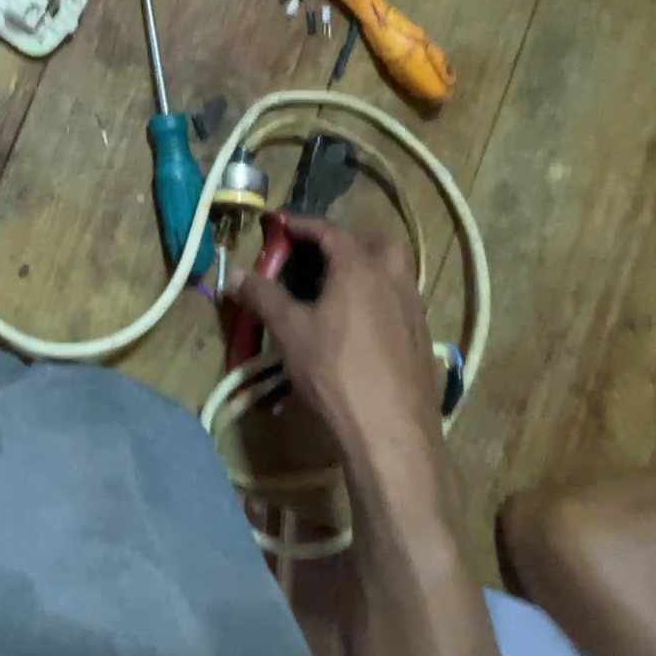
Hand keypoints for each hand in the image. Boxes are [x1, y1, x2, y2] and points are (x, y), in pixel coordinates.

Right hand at [225, 216, 438, 445]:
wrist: (391, 431)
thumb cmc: (335, 370)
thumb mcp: (288, 330)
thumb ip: (262, 296)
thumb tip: (234, 274)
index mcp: (360, 270)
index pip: (330, 231)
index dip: (301, 223)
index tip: (278, 224)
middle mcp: (393, 281)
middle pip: (377, 242)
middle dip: (346, 240)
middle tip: (316, 255)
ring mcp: (413, 311)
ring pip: (393, 272)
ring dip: (364, 268)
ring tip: (330, 289)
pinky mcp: (421, 340)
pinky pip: (398, 301)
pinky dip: (375, 297)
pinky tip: (352, 325)